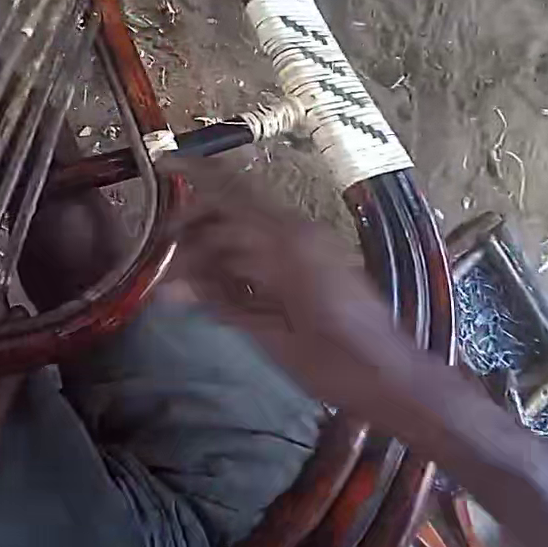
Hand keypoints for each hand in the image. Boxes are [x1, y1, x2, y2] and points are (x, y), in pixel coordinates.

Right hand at [164, 163, 422, 413]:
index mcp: (288, 240)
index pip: (232, 194)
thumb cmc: (337, 358)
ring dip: (203, 258)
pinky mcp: (298, 278)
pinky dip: (223, 276)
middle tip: (159, 251)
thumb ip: (222, 302)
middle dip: (190, 232)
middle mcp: (291, 239)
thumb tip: (168, 287)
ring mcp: (297, 258)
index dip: (198, 176)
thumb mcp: (273, 331)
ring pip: (237, 244)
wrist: (389, 381)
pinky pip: (252, 265)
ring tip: (171, 280)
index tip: (164, 165)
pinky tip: (200, 293)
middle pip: (228, 220)